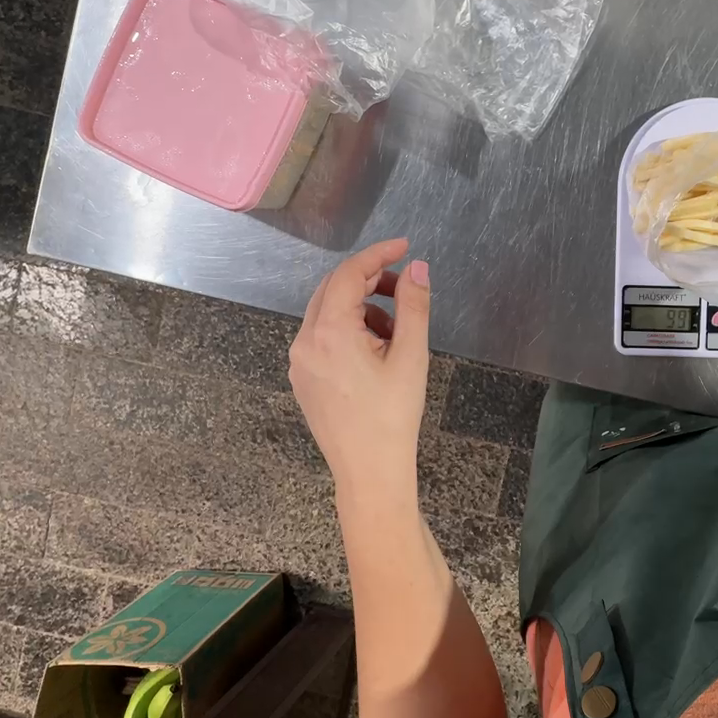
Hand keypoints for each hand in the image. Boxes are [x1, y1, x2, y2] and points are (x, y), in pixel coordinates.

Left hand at [289, 238, 431, 490]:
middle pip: (333, 290)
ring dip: (361, 306)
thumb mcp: (411, 356)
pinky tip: (377, 350)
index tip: (405, 246)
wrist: (370, 471)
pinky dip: (349, 328)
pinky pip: (322, 337)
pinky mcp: (303, 378)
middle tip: (405, 287)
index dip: (378, 255)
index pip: (349, 275)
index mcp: (330, 332)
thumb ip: (414, 306)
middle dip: (370, 280)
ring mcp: (299, 362)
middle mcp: (305, 341)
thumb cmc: (394, 415)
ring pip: (326, 313)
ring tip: (397, 329)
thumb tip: (417, 267)